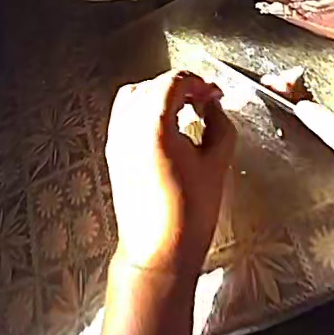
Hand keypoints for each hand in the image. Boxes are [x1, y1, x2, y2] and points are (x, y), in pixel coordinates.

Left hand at [104, 70, 236, 276]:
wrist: (158, 252)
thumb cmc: (187, 214)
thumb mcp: (216, 165)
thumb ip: (220, 126)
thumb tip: (214, 107)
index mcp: (152, 123)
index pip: (173, 82)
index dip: (197, 83)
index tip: (213, 93)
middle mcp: (128, 124)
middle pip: (153, 85)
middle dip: (182, 88)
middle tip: (205, 100)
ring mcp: (116, 136)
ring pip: (136, 95)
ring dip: (161, 95)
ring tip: (186, 110)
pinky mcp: (113, 150)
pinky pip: (125, 113)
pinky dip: (145, 109)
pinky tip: (166, 126)